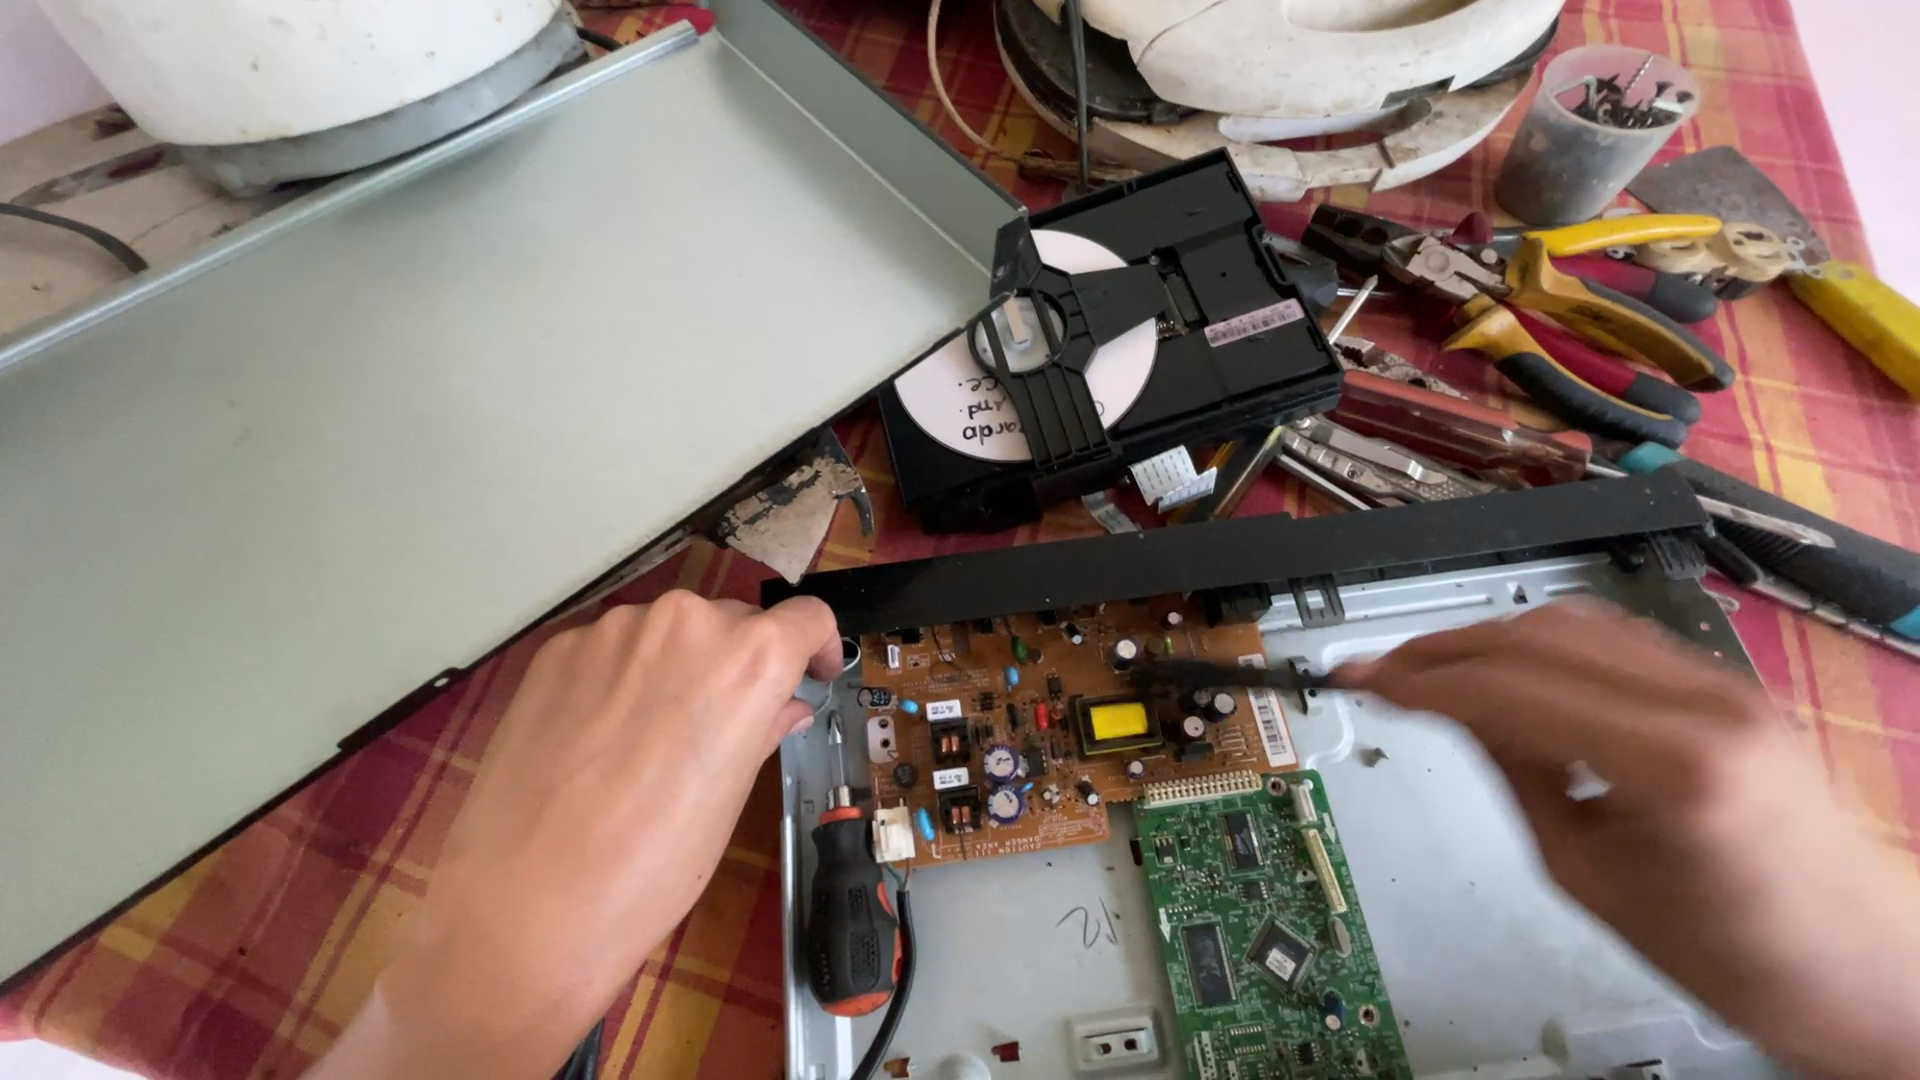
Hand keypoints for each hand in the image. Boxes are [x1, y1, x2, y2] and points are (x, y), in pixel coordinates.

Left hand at [307, 592, 840, 1079]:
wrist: (523, 912)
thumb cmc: (652, 866)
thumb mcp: (731, 795)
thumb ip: (763, 727)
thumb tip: (783, 706)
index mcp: (749, 659)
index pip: (805, 617)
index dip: (818, 646)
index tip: (811, 673)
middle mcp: (686, 623)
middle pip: (737, 621)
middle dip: (742, 662)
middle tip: (726, 722)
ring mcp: (614, 631)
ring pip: (672, 631)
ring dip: (681, 665)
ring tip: (656, 734)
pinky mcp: (557, 650)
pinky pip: (614, 648)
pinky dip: (625, 675)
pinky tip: (605, 736)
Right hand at [1339, 600, 1919, 1079]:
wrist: (1867, 973)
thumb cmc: (1722, 951)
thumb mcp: (1580, 869)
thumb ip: (1511, 769)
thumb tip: (1448, 708)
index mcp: (1673, 766)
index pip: (1507, 690)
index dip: (1416, 681)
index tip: (1355, 678)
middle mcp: (1704, 703)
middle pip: (1533, 639)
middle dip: (1439, 649)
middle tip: (1379, 670)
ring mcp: (1722, 683)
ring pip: (1565, 622)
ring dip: (1482, 637)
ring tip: (1427, 666)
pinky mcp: (1723, 683)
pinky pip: (1606, 635)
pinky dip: (1535, 641)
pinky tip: (1499, 664)